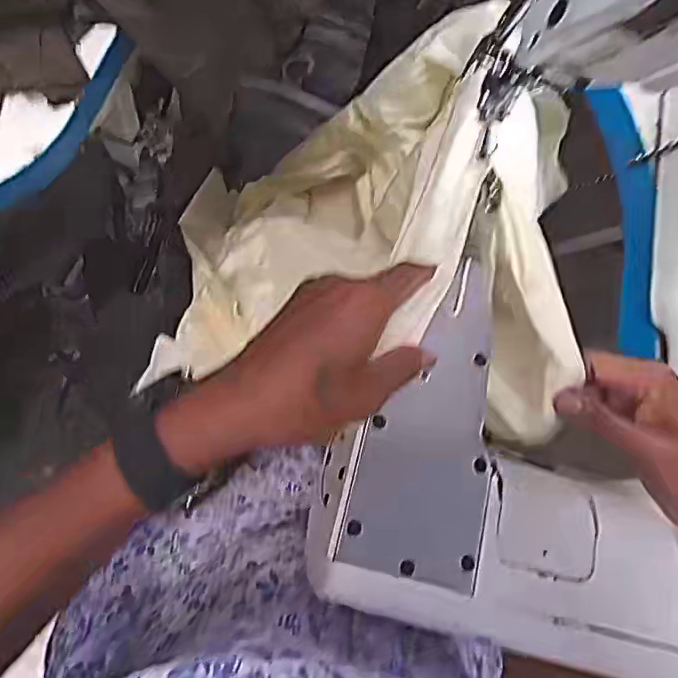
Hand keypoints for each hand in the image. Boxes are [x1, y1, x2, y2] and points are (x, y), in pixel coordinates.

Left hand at [164, 265, 436, 469]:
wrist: (237, 403)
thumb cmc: (299, 400)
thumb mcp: (365, 395)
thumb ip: (400, 368)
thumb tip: (422, 355)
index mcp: (363, 302)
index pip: (409, 275)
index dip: (429, 276)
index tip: (441, 279)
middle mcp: (338, 286)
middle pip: (383, 285)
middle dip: (399, 307)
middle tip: (408, 339)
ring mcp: (313, 291)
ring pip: (358, 293)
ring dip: (371, 313)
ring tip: (371, 354)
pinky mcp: (295, 303)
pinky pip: (335, 300)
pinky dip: (348, 317)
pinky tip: (342, 352)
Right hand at [555, 352, 677, 544]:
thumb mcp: (644, 449)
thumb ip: (600, 420)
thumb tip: (566, 397)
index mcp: (656, 380)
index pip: (597, 362)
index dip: (567, 373)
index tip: (541, 385)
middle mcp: (651, 387)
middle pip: (594, 375)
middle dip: (569, 389)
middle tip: (541, 402)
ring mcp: (645, 407)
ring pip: (596, 394)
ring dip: (576, 405)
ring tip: (551, 415)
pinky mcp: (639, 427)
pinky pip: (603, 412)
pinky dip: (586, 419)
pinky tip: (572, 429)